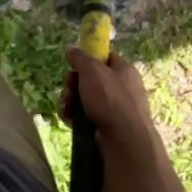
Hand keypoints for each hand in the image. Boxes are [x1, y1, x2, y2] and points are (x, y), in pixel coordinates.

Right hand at [64, 46, 160, 162]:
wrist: (125, 141)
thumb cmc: (111, 99)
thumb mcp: (92, 70)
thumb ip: (80, 57)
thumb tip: (71, 50)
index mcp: (124, 71)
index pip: (105, 58)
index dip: (87, 59)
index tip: (74, 65)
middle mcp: (122, 89)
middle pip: (91, 79)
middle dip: (74, 83)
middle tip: (68, 88)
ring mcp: (116, 109)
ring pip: (86, 98)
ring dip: (71, 100)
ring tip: (66, 105)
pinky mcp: (108, 126)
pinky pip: (87, 116)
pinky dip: (75, 116)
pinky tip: (68, 118)